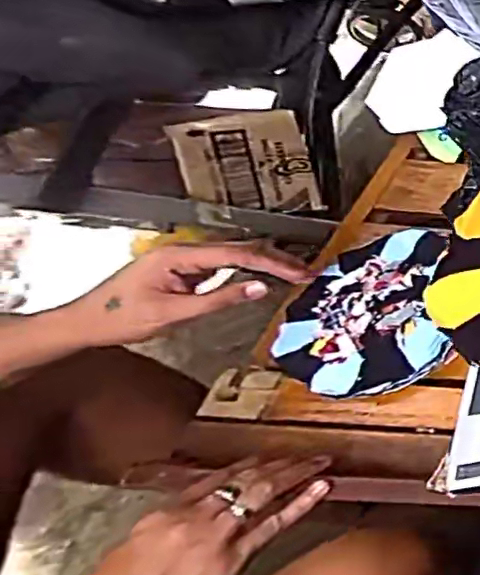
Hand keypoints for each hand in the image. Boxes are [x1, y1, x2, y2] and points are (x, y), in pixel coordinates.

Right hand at [48, 458, 330, 574]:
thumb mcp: (133, 548)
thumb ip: (169, 524)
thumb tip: (199, 509)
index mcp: (165, 514)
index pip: (219, 478)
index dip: (253, 464)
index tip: (275, 455)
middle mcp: (193, 518)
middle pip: (248, 481)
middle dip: (283, 464)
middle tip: (310, 453)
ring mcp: (216, 536)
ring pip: (265, 493)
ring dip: (298, 474)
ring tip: (322, 462)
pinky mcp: (233, 558)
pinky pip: (275, 524)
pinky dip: (302, 503)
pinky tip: (323, 487)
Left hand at [59, 244, 309, 347]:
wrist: (76, 326)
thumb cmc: (117, 320)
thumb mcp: (171, 313)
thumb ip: (219, 299)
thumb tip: (262, 287)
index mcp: (178, 256)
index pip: (239, 254)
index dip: (275, 263)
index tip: (302, 273)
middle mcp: (183, 250)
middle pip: (242, 248)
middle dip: (278, 259)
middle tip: (308, 271)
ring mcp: (183, 257)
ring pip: (237, 252)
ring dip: (268, 262)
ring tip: (295, 272)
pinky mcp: (185, 267)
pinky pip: (227, 261)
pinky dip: (252, 266)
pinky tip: (266, 273)